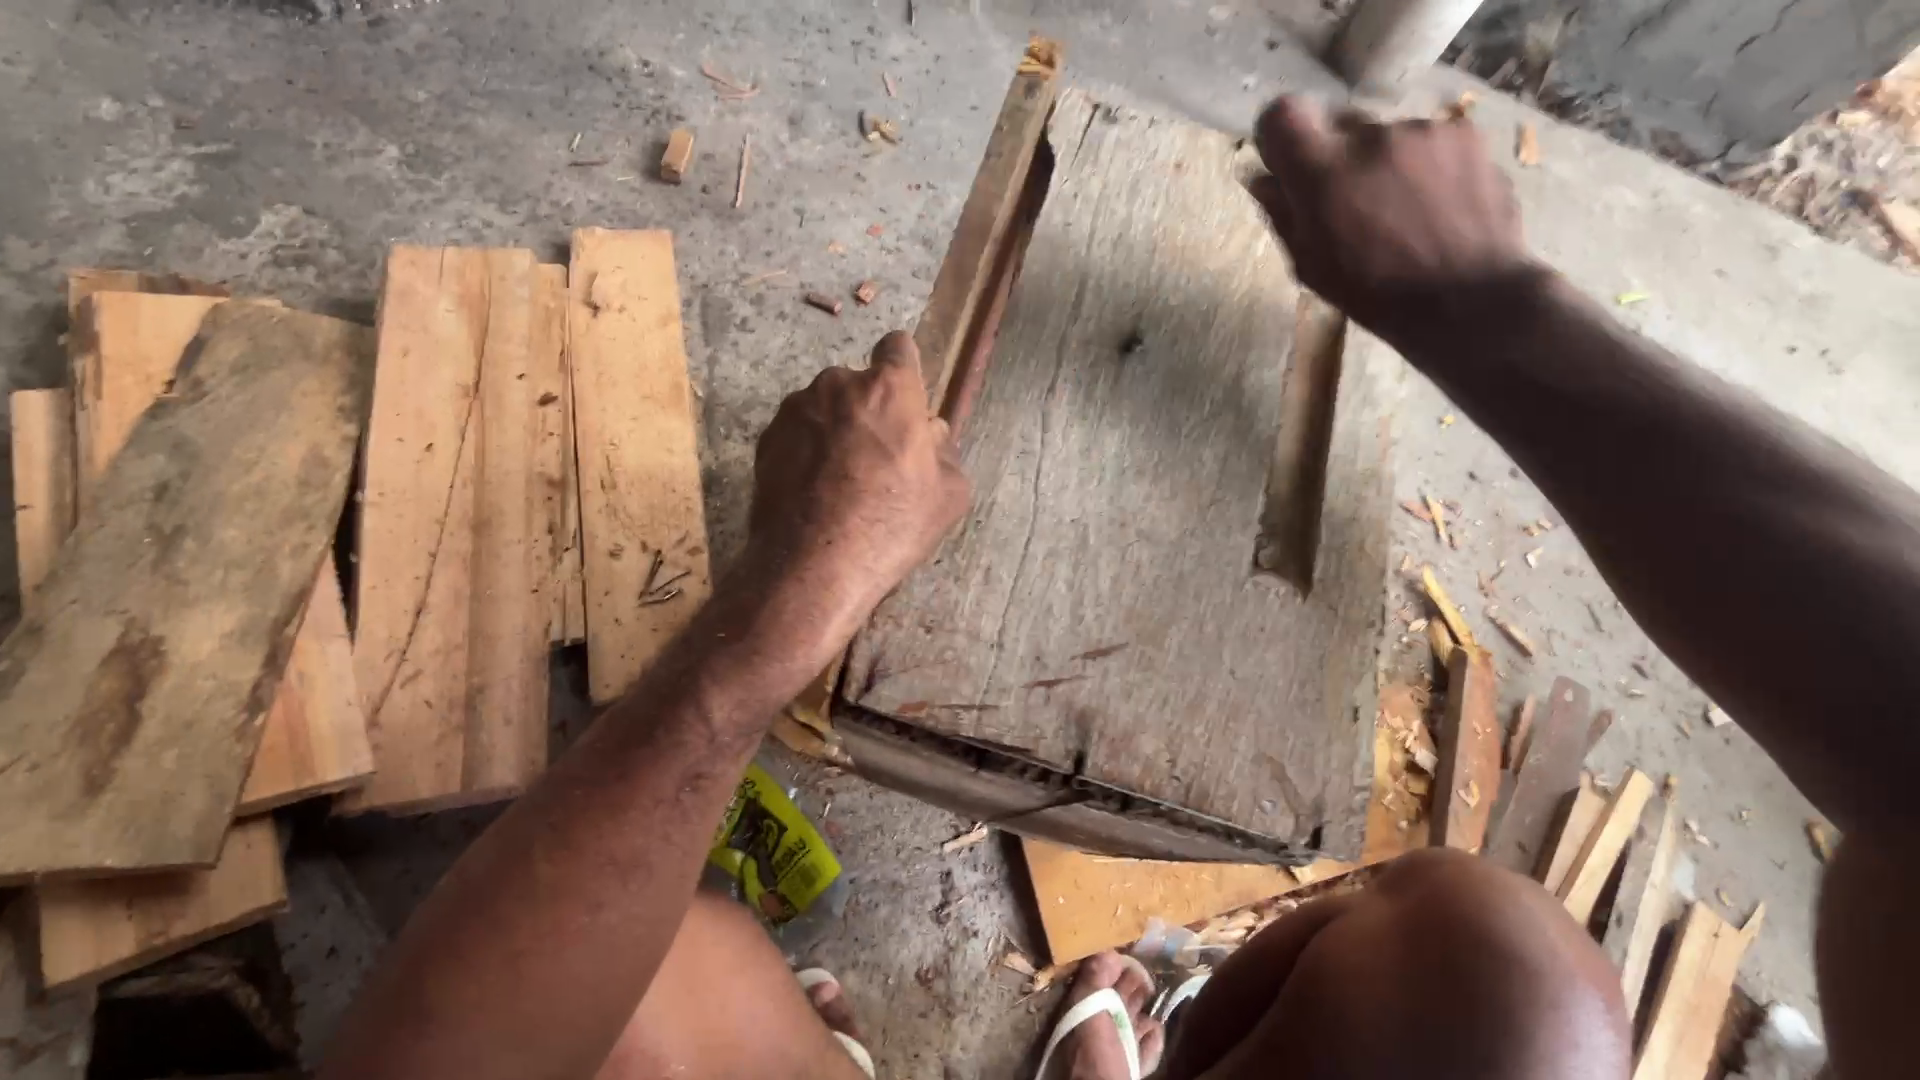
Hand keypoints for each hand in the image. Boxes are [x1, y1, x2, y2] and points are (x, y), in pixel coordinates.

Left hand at [747, 331, 970, 613]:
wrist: (812, 565)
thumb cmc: (890, 525)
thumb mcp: (949, 495)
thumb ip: (944, 451)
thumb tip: (930, 435)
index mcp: (888, 388)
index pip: (898, 346)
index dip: (904, 369)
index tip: (904, 399)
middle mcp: (837, 384)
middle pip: (860, 385)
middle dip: (869, 411)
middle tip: (878, 459)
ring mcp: (795, 410)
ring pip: (825, 409)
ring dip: (835, 431)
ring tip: (842, 483)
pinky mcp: (765, 439)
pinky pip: (797, 435)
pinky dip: (806, 453)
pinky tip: (815, 493)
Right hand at [1248, 97, 1543, 338]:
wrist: (1466, 298)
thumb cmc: (1374, 294)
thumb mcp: (1310, 265)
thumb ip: (1282, 213)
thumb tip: (1263, 179)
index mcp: (1323, 173)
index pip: (1283, 114)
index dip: (1281, 134)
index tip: (1288, 161)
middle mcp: (1370, 136)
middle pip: (1337, 124)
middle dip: (1337, 155)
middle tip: (1353, 200)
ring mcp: (1422, 130)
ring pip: (1385, 134)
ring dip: (1384, 162)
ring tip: (1402, 209)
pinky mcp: (1463, 133)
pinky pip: (1428, 139)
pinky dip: (1425, 164)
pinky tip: (1435, 203)